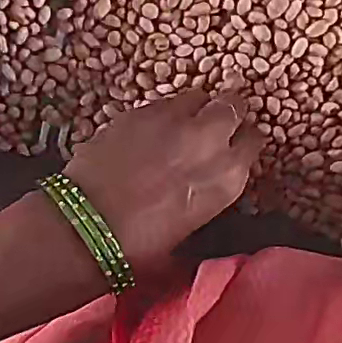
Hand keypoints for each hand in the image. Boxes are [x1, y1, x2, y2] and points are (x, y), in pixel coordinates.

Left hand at [60, 90, 261, 272]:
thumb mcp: (193, 224)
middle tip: (215, 122)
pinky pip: (164, 103)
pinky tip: (151, 131)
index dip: (243, 141)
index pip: (253, 140)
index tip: (235, 144)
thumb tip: (206, 179)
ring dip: (196, 108)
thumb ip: (209, 191)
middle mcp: (209, 140)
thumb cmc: (143, 245)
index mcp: (228, 176)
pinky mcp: (141, 111)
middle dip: (227, 111)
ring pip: (198, 97)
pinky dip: (164, 113)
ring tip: (182, 125)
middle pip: (233, 105)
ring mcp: (175, 120)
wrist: (88, 227)